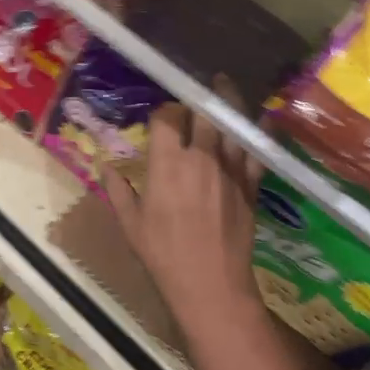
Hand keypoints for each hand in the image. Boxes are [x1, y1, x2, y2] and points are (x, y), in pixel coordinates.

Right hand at [101, 86, 264, 334]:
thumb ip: (118, 189)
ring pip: (234, 125)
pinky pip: (259, 153)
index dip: (165, 109)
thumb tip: (105, 165)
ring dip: (230, 102)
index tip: (162, 112)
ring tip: (225, 85)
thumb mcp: (130, 224)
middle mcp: (201, 159)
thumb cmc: (163, 255)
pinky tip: (263, 118)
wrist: (211, 285)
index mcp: (167, 165)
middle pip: (205, 113)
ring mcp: (230, 171)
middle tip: (198, 83)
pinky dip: (261, 133)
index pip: (168, 118)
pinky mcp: (251, 187)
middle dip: (200, 95)